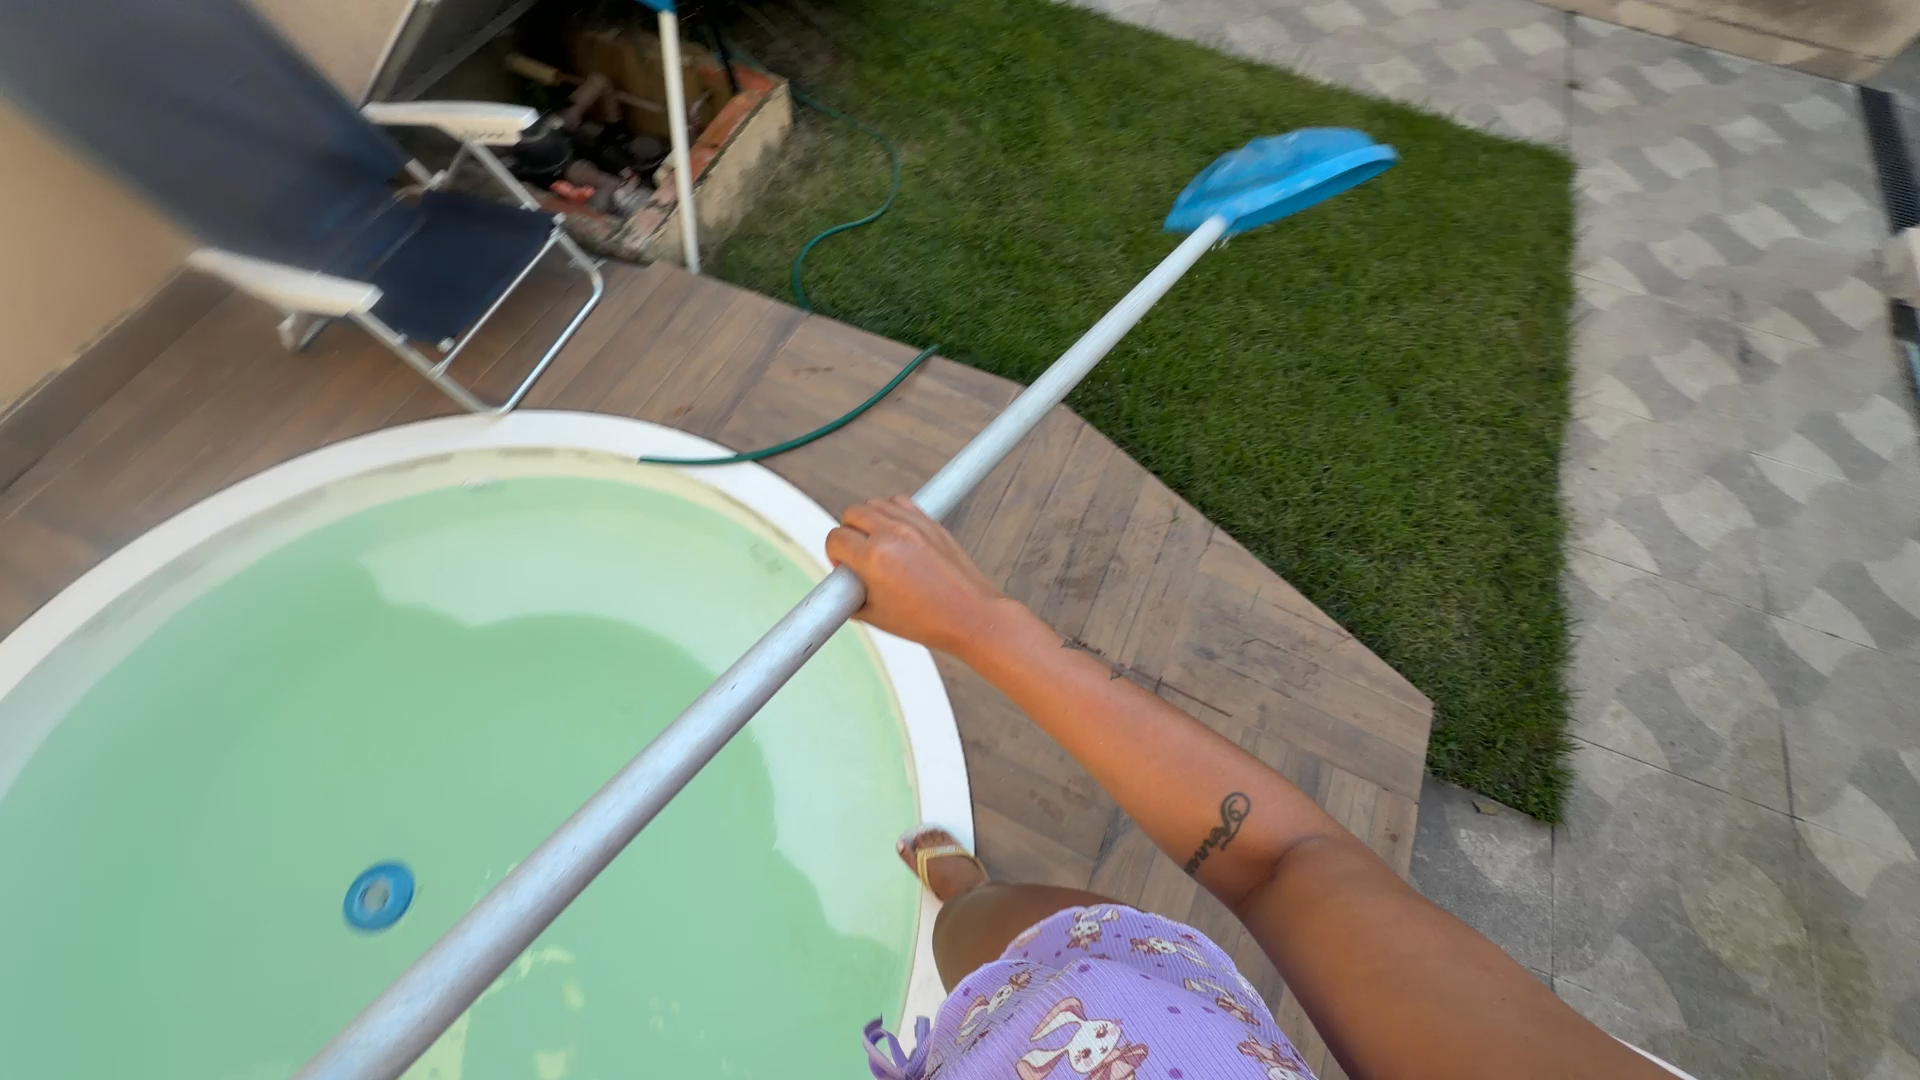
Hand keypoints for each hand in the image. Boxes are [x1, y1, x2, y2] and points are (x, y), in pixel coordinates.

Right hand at [826, 496, 1023, 656]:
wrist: (970, 615)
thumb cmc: (928, 621)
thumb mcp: (876, 616)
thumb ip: (851, 598)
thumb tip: (843, 589)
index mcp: (874, 558)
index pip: (835, 538)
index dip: (834, 554)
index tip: (843, 567)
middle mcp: (892, 534)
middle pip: (852, 514)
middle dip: (848, 533)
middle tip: (857, 555)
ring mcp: (914, 524)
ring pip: (875, 504)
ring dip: (868, 519)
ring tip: (877, 543)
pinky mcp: (931, 523)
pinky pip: (901, 503)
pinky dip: (892, 512)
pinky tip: (896, 533)